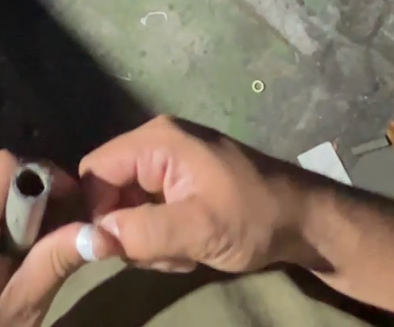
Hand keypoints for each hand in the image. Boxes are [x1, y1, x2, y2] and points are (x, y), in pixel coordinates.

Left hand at [0, 151, 119, 326]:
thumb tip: (105, 233)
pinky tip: (23, 244)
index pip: (5, 168)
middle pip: (4, 174)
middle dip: (39, 195)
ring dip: (28, 205)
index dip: (43, 177)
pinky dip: (13, 212)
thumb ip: (58, 258)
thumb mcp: (24, 305)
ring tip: (44, 241)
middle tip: (64, 229)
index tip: (72, 205)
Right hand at [79, 116, 321, 273]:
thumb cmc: (252, 217)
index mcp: (157, 140)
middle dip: (127, 227)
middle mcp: (158, 140)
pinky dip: (160, 230)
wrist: (302, 219)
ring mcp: (171, 158)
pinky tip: (187, 245)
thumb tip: (91, 237)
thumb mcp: (197, 230)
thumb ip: (141, 232)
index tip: (117, 246)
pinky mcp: (181, 176)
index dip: (96, 210)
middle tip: (160, 253)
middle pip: (111, 186)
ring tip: (181, 251)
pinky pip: (149, 204)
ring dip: (146, 235)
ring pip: (129, 201)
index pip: (96, 170)